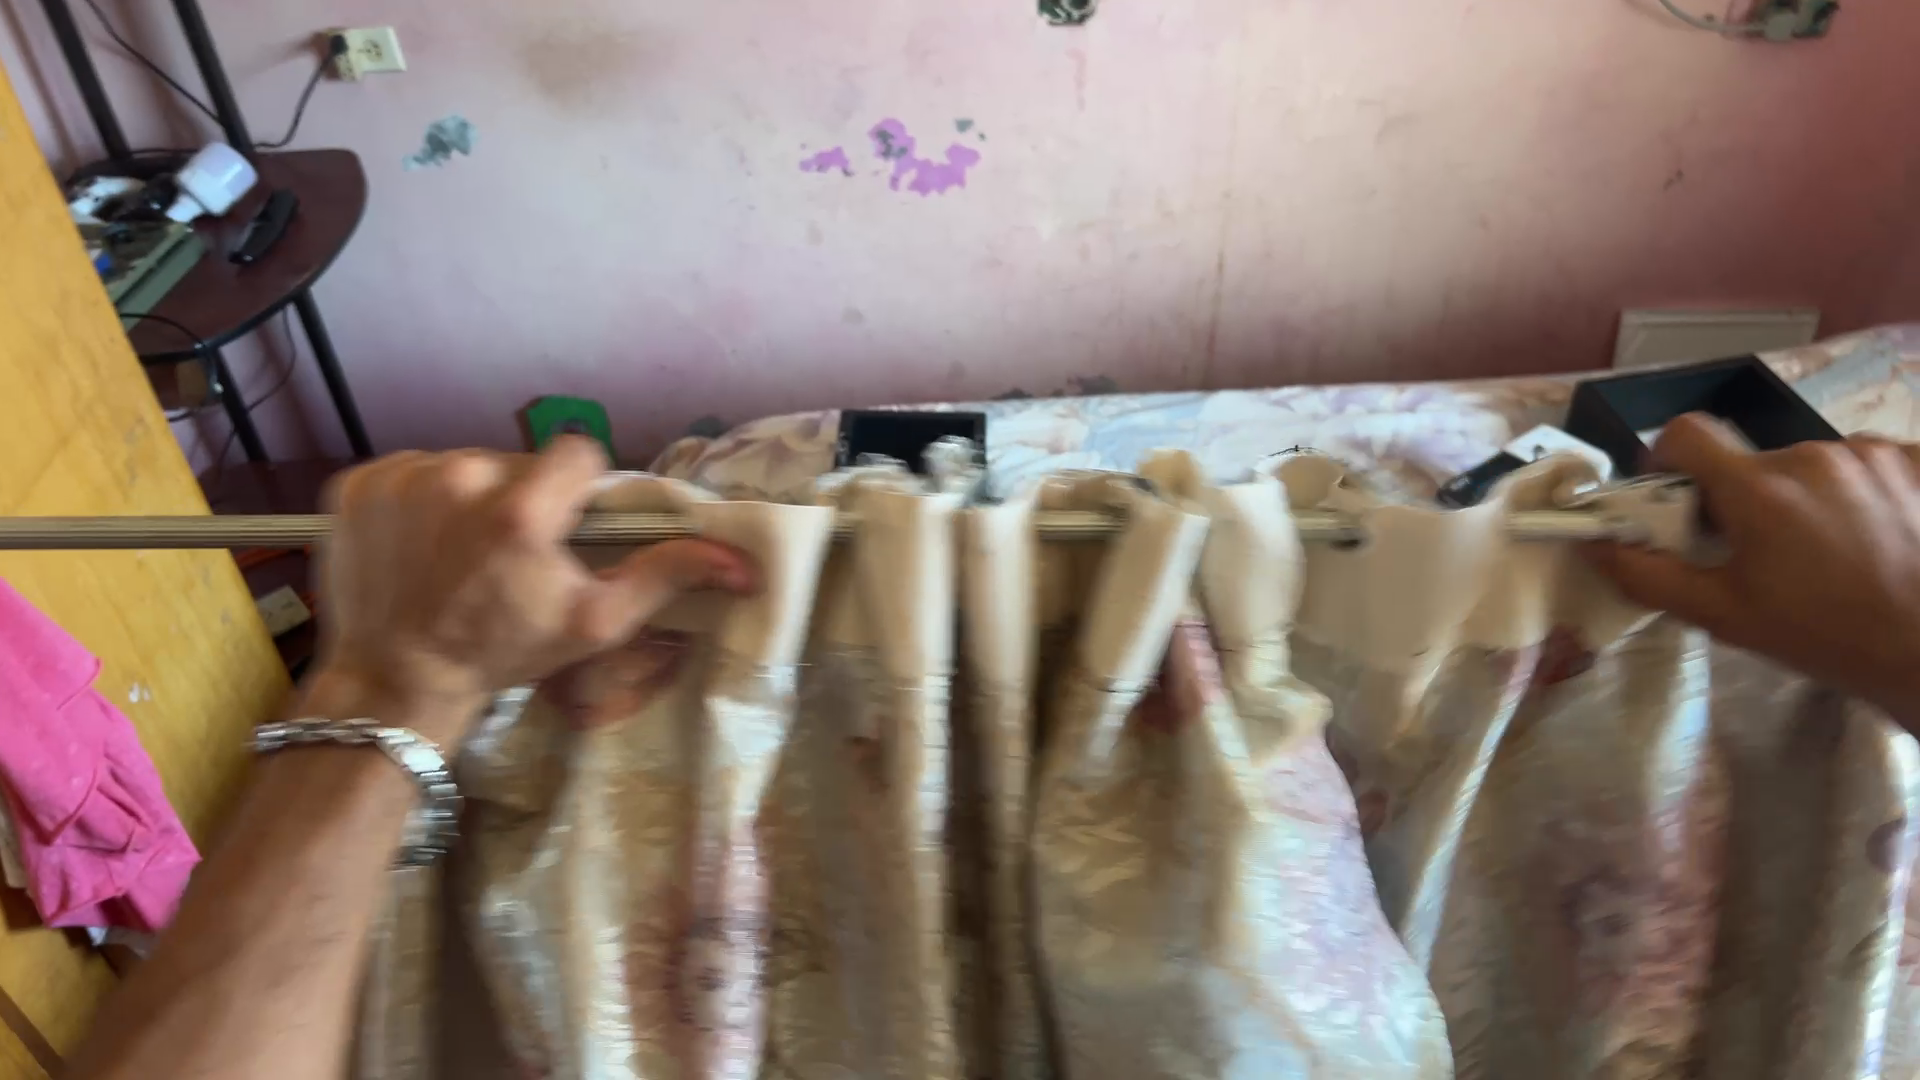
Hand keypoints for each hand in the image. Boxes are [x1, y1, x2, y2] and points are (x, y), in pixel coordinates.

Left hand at [311, 437, 755, 744]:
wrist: (398, 678)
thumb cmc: (509, 649)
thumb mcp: (600, 621)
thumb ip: (667, 575)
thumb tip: (743, 564)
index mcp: (521, 510)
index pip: (578, 452)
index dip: (581, 487)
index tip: (568, 524)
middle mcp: (459, 477)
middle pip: (523, 460)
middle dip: (529, 494)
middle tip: (516, 550)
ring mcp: (402, 477)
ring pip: (471, 462)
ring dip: (479, 495)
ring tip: (467, 548)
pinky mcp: (359, 482)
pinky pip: (418, 467)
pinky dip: (427, 496)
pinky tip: (425, 539)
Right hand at [1581, 413, 1919, 724]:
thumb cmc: (1823, 634)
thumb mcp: (1716, 613)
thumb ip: (1641, 573)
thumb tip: (1589, 543)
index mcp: (1757, 488)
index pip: (1684, 433)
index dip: (1666, 459)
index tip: (1674, 496)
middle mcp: (1816, 456)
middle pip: (1747, 458)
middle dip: (1737, 493)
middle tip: (1752, 544)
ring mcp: (1881, 455)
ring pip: (1806, 461)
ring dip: (1798, 492)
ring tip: (1821, 544)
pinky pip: (1866, 462)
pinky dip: (1855, 489)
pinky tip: (1873, 531)